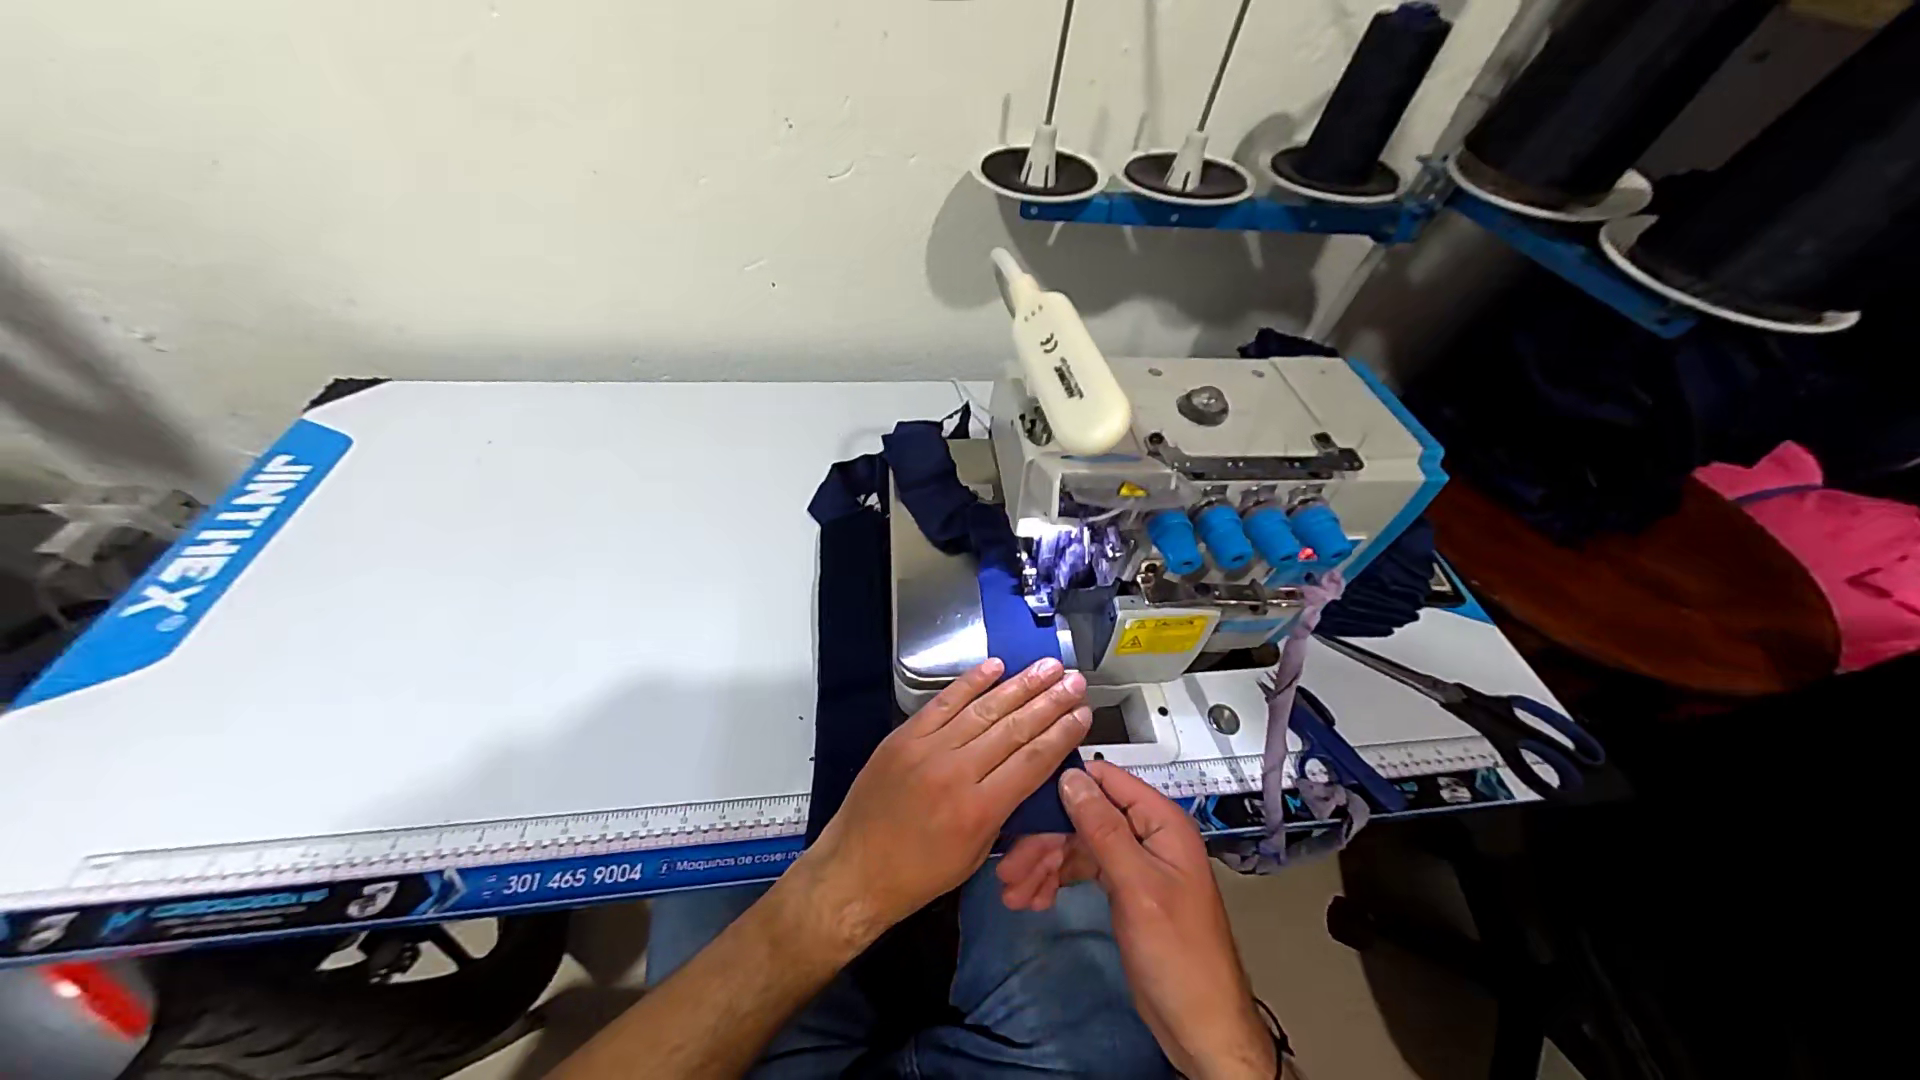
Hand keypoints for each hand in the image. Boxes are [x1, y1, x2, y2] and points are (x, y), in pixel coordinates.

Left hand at [796, 656, 1090, 951]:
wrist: (855, 869)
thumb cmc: (919, 873)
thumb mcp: (976, 853)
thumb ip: (1005, 808)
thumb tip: (1031, 769)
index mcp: (978, 809)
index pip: (1032, 760)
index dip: (1062, 733)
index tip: (1083, 713)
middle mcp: (956, 771)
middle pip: (1014, 728)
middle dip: (1049, 701)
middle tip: (1074, 681)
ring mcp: (927, 748)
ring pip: (983, 709)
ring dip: (1019, 685)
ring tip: (1047, 667)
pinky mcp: (904, 736)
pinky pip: (943, 703)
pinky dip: (970, 682)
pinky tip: (995, 666)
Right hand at [1002, 762, 1275, 1079]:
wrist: (1200, 1026)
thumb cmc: (1179, 954)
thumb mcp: (1137, 886)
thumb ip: (1104, 829)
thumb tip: (1071, 778)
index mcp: (1160, 821)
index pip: (1105, 780)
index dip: (1063, 786)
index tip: (1023, 800)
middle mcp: (1145, 833)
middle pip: (1083, 816)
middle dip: (1045, 840)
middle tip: (1010, 868)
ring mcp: (1132, 860)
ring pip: (1077, 844)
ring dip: (1044, 864)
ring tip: (1013, 892)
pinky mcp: (1121, 886)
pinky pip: (1082, 869)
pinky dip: (1057, 880)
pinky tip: (1035, 899)